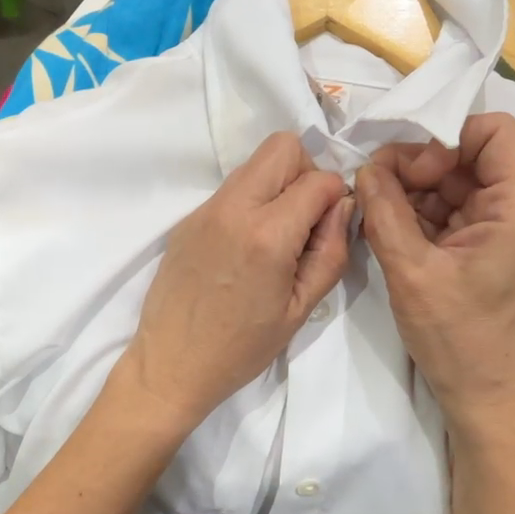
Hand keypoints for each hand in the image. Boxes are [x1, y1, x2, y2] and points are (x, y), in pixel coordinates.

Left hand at [120, 132, 353, 428]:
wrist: (172, 366)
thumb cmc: (241, 350)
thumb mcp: (300, 310)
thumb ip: (330, 253)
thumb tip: (342, 208)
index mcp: (268, 235)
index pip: (318, 180)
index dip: (334, 199)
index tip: (329, 229)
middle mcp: (233, 209)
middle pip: (282, 147)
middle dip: (304, 174)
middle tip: (303, 221)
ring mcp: (205, 211)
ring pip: (253, 165)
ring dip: (275, 187)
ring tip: (275, 239)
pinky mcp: (187, 221)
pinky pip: (229, 191)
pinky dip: (248, 205)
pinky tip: (244, 251)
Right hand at [356, 113, 514, 422]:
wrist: (475, 390)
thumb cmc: (454, 336)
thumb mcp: (412, 273)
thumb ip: (387, 215)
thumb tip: (365, 170)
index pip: (493, 132)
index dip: (447, 135)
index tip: (406, 165)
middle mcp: (511, 210)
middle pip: (466, 156)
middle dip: (418, 164)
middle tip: (374, 185)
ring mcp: (492, 231)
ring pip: (450, 185)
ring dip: (410, 190)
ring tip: (371, 208)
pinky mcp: (474, 251)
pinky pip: (444, 214)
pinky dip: (414, 214)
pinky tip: (382, 225)